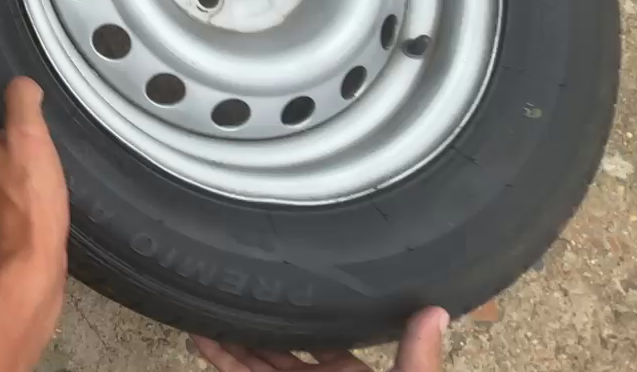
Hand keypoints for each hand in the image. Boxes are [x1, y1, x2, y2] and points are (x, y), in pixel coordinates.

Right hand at [189, 307, 449, 371]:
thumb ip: (417, 357)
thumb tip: (438, 308)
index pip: (316, 335)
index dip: (293, 308)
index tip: (271, 279)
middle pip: (276, 344)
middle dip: (251, 319)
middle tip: (224, 285)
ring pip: (250, 358)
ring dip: (226, 335)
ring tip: (201, 303)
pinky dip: (218, 358)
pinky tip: (198, 336)